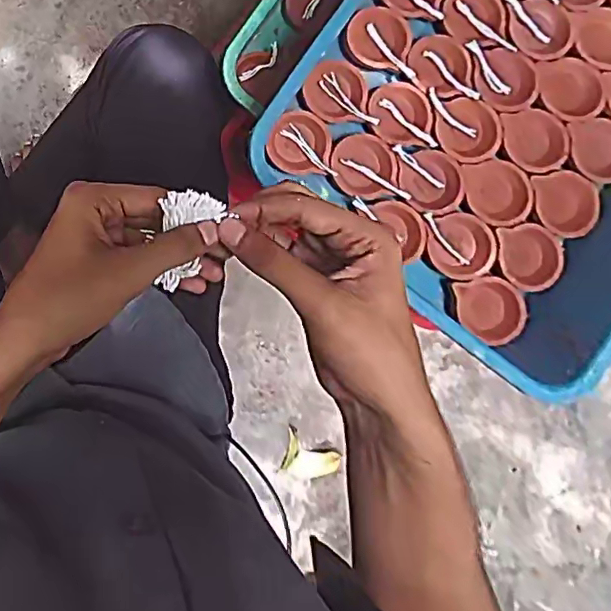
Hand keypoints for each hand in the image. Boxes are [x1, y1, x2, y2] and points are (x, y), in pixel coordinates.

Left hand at [0, 182, 221, 369]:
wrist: (27, 337)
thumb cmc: (59, 301)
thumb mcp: (128, 272)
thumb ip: (173, 248)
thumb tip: (206, 231)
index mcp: (91, 199)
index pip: (155, 197)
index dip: (191, 215)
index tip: (219, 228)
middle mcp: (89, 210)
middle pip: (152, 217)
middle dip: (186, 240)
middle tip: (218, 254)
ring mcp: (91, 234)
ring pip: (146, 239)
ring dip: (176, 257)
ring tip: (209, 272)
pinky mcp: (94, 257)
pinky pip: (134, 254)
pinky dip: (158, 268)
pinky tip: (186, 281)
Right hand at [218, 186, 434, 417]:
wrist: (380, 403)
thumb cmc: (379, 360)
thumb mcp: (322, 304)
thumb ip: (274, 263)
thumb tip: (238, 231)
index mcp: (370, 238)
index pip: (309, 207)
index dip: (268, 208)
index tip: (235, 216)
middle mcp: (353, 242)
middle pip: (297, 208)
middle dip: (261, 213)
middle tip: (230, 222)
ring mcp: (333, 258)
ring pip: (286, 227)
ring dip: (258, 229)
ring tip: (231, 234)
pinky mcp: (315, 275)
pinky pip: (282, 250)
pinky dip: (261, 248)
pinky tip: (244, 249)